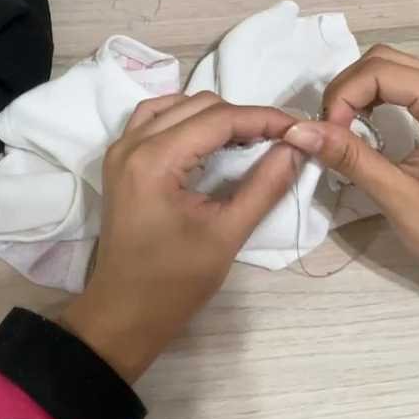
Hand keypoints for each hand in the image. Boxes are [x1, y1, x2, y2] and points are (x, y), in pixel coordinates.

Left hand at [60, 91, 302, 381]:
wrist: (123, 313)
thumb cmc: (175, 282)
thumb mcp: (227, 235)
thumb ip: (265, 186)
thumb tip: (297, 148)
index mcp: (155, 160)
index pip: (219, 119)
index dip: (263, 119)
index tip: (297, 129)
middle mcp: (133, 143)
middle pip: (199, 105)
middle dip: (243, 117)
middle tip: (278, 140)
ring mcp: (121, 149)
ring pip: (177, 105)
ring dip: (214, 115)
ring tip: (247, 140)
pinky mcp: (120, 159)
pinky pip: (154, 117)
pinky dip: (185, 118)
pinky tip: (209, 137)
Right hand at [282, 46, 418, 329]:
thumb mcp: (398, 197)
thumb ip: (350, 157)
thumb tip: (298, 130)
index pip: (379, 71)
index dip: (343, 97)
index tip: (325, 137)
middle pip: (384, 61)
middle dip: (347, 89)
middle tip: (328, 131)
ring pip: (392, 70)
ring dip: (359, 93)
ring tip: (341, 131)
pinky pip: (405, 88)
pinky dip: (376, 99)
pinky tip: (364, 128)